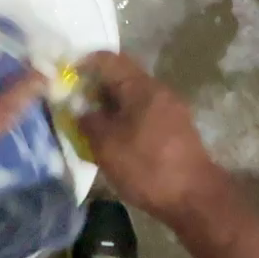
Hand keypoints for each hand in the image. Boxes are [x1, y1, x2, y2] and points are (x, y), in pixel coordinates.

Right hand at [76, 51, 227, 222]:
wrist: (194, 199)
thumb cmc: (146, 166)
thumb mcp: (106, 145)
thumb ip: (87, 121)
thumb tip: (80, 110)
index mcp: (142, 87)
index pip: (108, 59)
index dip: (83, 63)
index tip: (64, 77)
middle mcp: (159, 91)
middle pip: (121, 78)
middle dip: (94, 89)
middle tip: (72, 106)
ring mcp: (171, 110)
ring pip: (132, 98)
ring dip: (109, 108)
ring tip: (88, 126)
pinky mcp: (175, 130)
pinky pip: (143, 114)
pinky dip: (124, 121)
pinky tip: (112, 141)